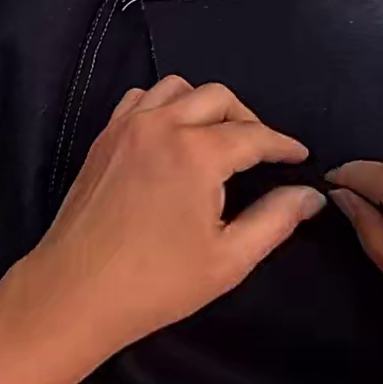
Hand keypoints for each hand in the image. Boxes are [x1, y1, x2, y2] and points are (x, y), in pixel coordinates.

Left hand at [6, 76, 326, 361]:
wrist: (71, 296)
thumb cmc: (155, 284)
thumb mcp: (228, 259)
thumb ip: (276, 219)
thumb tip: (311, 195)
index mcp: (197, 153)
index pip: (254, 135)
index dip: (282, 145)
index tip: (299, 155)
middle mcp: (164, 124)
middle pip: (219, 97)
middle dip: (248, 119)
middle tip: (260, 151)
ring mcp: (129, 125)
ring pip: (179, 88)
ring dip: (205, 105)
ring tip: (215, 137)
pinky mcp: (105, 135)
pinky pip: (142, 97)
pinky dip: (164, 104)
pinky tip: (170, 133)